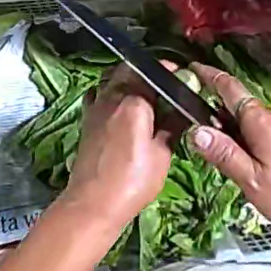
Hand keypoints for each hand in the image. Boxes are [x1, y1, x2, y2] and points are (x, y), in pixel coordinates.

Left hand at [59, 67, 173, 233]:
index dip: (169, 71)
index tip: (182, 76)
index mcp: (133, 100)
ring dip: (128, 78)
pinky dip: (110, 91)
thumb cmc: (133, 179)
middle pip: (129, 70)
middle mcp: (111, 95)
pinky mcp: (87, 116)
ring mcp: (96, 104)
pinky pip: (99, 92)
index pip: (152, 73)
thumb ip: (172, 126)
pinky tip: (120, 105)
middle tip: (166, 85)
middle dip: (148, 72)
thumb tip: (182, 109)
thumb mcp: (162, 154)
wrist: (94, 200)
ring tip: (146, 94)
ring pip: (112, 78)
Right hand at [187, 61, 270, 244]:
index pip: (229, 88)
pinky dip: (255, 140)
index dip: (210, 76)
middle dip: (220, 116)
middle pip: (240, 108)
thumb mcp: (252, 180)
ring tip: (229, 159)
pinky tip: (256, 165)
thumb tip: (196, 131)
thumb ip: (223, 153)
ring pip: (255, 122)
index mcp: (260, 121)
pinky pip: (269, 132)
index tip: (194, 68)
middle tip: (204, 136)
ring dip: (238, 132)